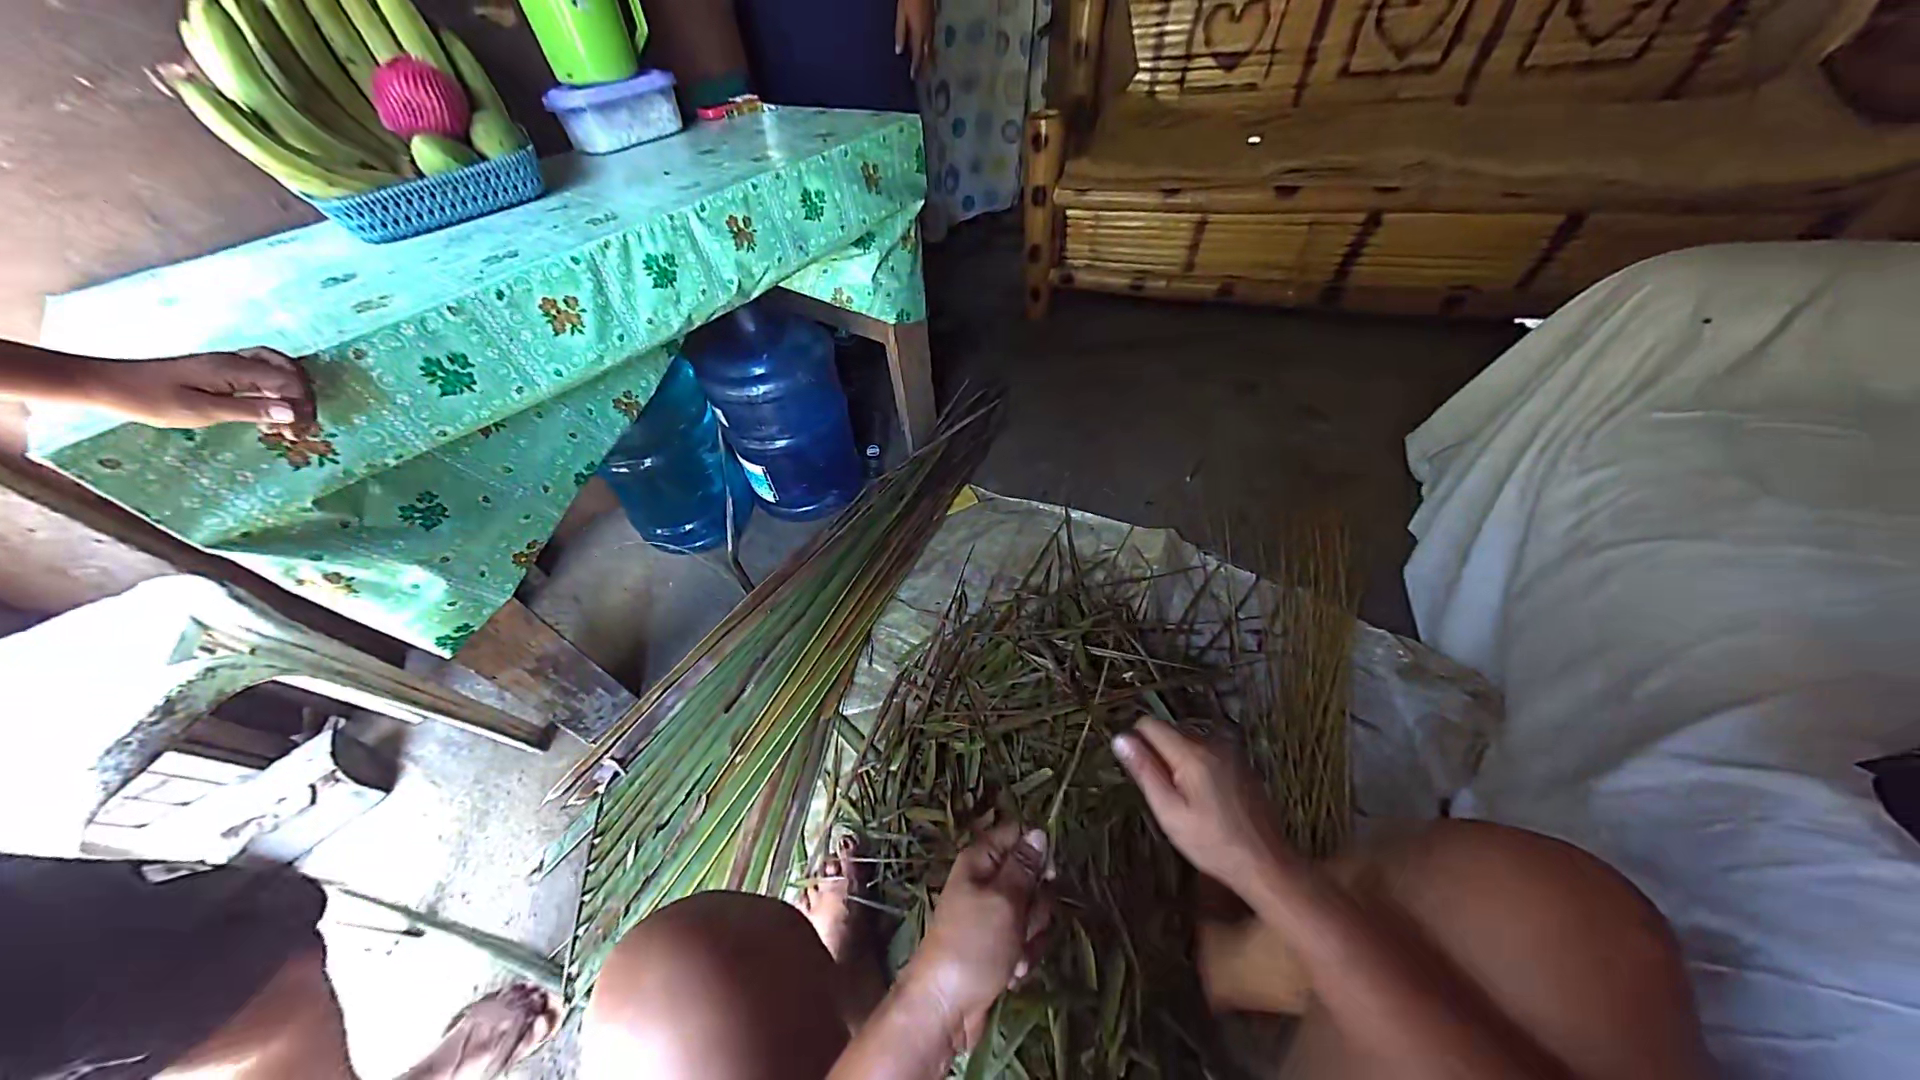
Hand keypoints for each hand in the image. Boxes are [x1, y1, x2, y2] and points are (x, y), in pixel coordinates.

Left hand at [82, 348, 312, 428]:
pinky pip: (264, 373)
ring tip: (289, 417)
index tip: (297, 433)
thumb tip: (292, 412)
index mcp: (234, 369)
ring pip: (281, 370)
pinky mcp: (221, 370)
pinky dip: (278, 389)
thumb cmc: (149, 400)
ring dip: (293, 393)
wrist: (102, 385)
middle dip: (304, 399)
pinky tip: (270, 407)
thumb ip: (250, 409)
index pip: (290, 383)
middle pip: (292, 372)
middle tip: (299, 427)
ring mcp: (228, 364)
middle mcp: (237, 361)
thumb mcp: (202, 410)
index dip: (303, 407)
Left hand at [895, 0, 933, 76]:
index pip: (917, 56)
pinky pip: (932, 41)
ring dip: (928, 59)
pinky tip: (927, 51)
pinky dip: (930, 49)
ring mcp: (931, 28)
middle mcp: (927, 34)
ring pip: (930, 48)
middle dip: (924, 66)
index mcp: (918, 34)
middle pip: (926, 55)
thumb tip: (898, 51)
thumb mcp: (901, 14)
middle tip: (921, 78)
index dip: (915, 67)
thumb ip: (900, 33)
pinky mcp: (933, 22)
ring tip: (926, 69)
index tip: (913, 77)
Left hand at [898, 822, 1051, 1050]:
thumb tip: (1039, 832)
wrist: (946, 1009)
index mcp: (979, 861)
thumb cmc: (973, 945)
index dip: (1037, 851)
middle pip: (1032, 877)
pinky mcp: (1000, 945)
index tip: (1048, 875)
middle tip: (1022, 922)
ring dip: (1031, 937)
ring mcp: (993, 916)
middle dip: (1036, 905)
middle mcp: (986, 882)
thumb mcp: (1003, 899)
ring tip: (1014, 954)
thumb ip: (1024, 866)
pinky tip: (1011, 972)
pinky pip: (1027, 940)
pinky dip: (1024, 957)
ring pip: (1034, 912)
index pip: (1016, 835)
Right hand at [1112, 716, 1293, 891]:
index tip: (1139, 770)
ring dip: (1177, 758)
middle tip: (1163, 792)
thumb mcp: (1170, 812)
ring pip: (1187, 739)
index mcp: (1192, 754)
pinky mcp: (1241, 761)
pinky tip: (1204, 796)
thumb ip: (1145, 771)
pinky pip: (1206, 750)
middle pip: (1169, 729)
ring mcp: (1230, 751)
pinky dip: (1196, 764)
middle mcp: (1212, 743)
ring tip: (1184, 797)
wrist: (1266, 862)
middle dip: (1158, 752)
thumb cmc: (1212, 843)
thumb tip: (1120, 739)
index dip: (1137, 742)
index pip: (1150, 724)